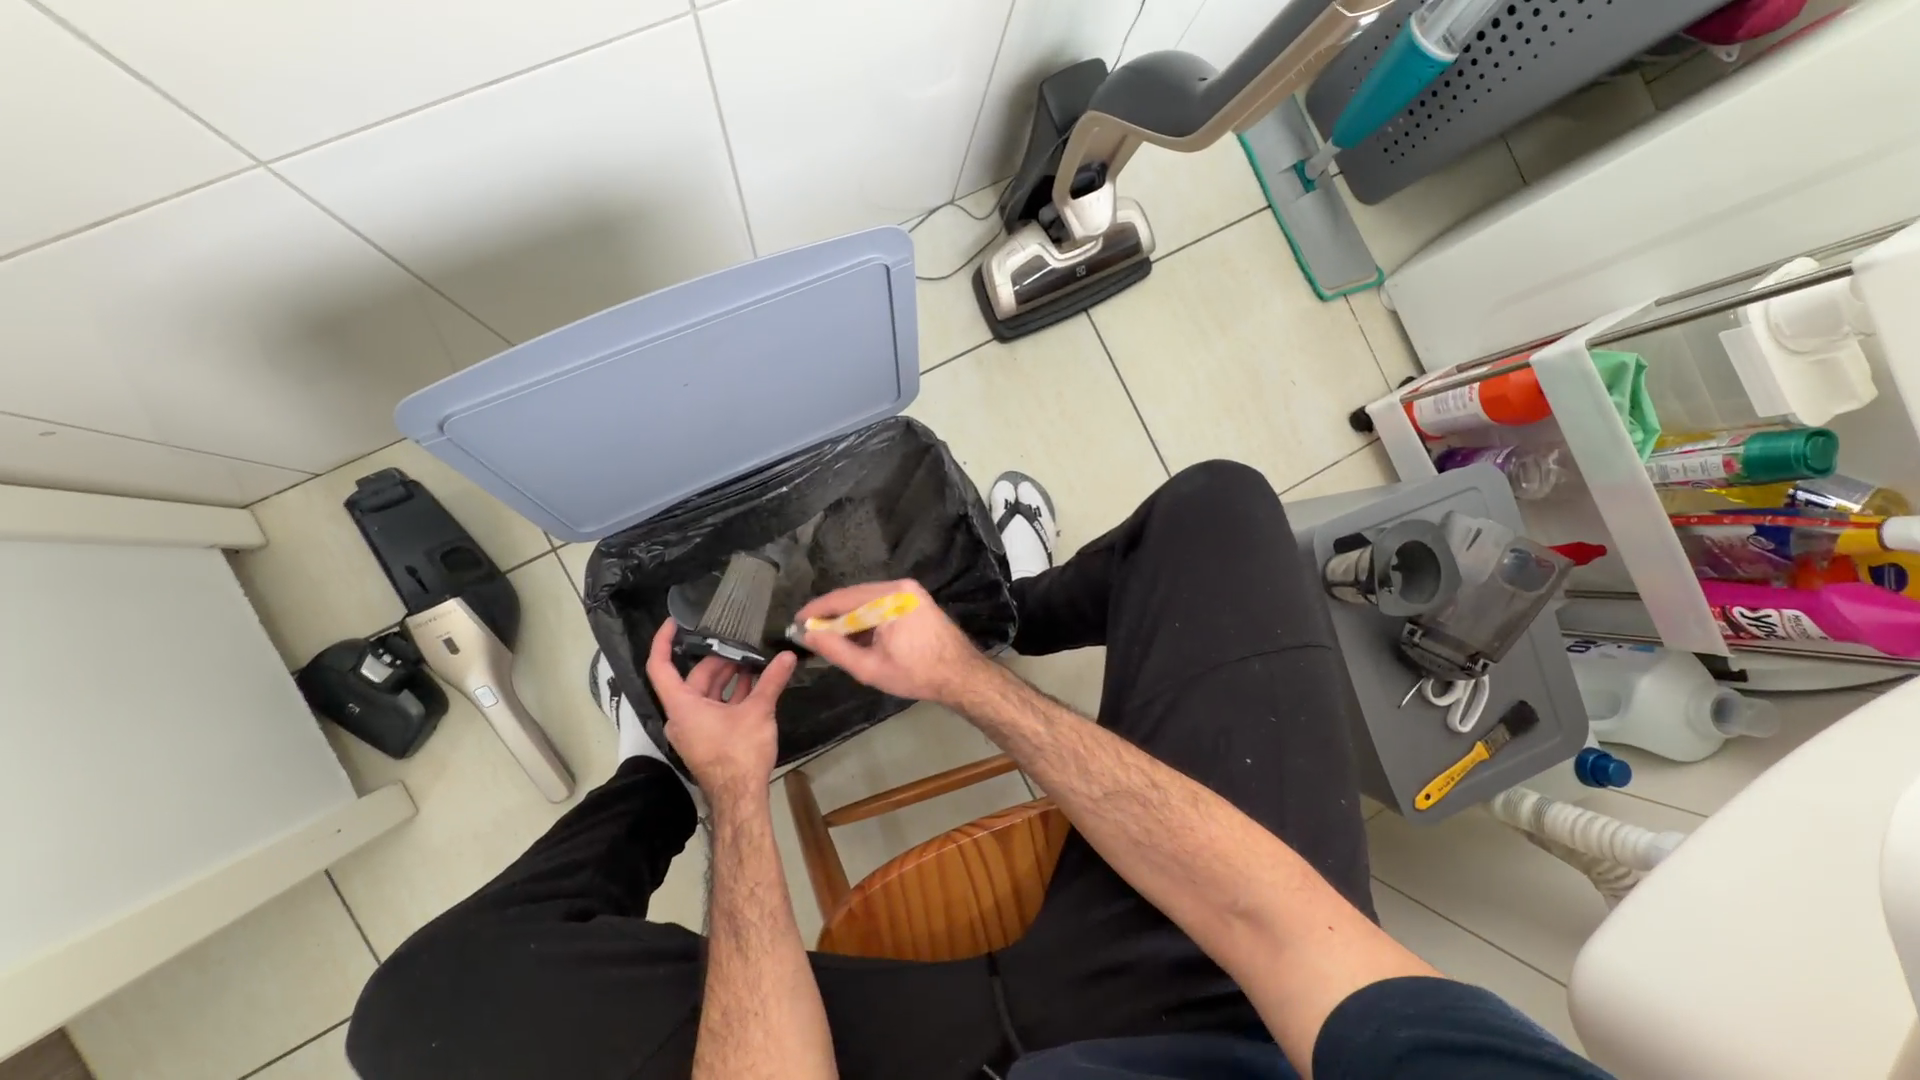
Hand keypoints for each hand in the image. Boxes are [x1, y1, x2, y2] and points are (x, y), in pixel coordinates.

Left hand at [645, 620, 796, 801]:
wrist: (740, 798)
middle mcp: (681, 716)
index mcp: (682, 706)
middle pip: (693, 678)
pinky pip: (714, 709)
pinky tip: (755, 684)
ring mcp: (694, 730)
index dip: (663, 641)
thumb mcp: (758, 712)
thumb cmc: (740, 753)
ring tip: (752, 661)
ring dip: (728, 678)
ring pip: (706, 694)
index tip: (675, 622)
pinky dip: (731, 696)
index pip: (661, 667)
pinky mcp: (707, 739)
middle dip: (718, 660)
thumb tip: (788, 656)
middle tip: (741, 642)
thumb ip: (771, 681)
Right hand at [795, 580, 990, 706]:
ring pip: (867, 600)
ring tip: (829, 637)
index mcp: (889, 597)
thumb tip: (808, 635)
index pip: (842, 598)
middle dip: (831, 615)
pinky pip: (882, 603)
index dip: (816, 611)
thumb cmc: (917, 674)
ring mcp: (910, 591)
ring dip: (849, 617)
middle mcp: (899, 586)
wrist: (961, 676)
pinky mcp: (916, 599)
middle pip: (854, 596)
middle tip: (810, 632)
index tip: (796, 623)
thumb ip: (836, 649)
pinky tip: (856, 635)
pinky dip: (866, 617)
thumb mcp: (870, 668)